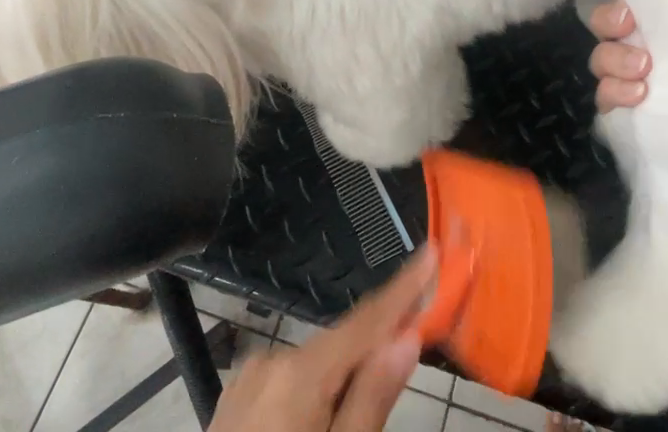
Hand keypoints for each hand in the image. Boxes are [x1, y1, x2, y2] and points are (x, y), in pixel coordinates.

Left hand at [209, 245, 437, 431]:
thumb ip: (372, 399)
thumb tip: (407, 339)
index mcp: (299, 375)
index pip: (365, 321)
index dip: (403, 289)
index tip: (431, 252)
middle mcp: (270, 363)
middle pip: (341, 343)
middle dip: (378, 343)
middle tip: (416, 342)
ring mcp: (247, 380)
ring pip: (316, 363)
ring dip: (347, 372)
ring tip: (364, 409)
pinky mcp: (235, 401)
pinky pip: (290, 381)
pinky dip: (318, 388)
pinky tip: (326, 416)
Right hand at [587, 0, 667, 168]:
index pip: (639, 6)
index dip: (625, 3)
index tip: (632, 15)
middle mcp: (654, 56)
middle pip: (610, 29)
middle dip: (611, 28)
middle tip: (641, 53)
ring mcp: (638, 89)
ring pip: (603, 62)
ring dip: (613, 64)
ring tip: (642, 84)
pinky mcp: (630, 122)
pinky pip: (605, 100)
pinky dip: (612, 94)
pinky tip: (636, 102)